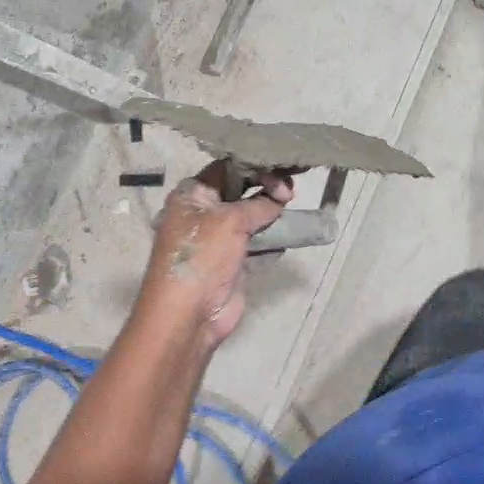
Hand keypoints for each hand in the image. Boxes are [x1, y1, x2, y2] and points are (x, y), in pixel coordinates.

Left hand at [138, 161, 291, 346]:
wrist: (189, 315)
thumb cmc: (203, 256)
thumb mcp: (231, 220)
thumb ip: (259, 203)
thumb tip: (279, 199)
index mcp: (192, 194)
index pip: (228, 168)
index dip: (256, 167)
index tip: (282, 174)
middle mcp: (203, 212)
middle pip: (242, 190)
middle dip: (268, 189)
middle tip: (291, 194)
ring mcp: (218, 238)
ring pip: (252, 217)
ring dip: (272, 214)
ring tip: (293, 214)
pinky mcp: (232, 261)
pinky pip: (257, 242)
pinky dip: (272, 238)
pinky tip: (288, 237)